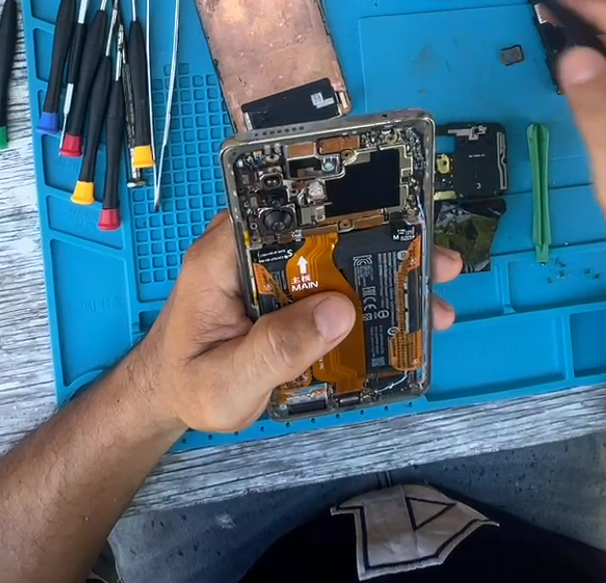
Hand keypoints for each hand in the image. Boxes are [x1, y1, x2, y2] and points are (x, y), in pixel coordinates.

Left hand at [126, 213, 461, 433]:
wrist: (168, 396)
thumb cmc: (185, 385)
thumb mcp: (225, 381)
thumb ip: (274, 349)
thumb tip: (339, 311)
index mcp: (223, 255)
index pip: (282, 214)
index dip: (337, 209)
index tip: (390, 214)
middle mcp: (248, 249)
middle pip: (321, 231)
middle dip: (383, 240)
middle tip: (437, 258)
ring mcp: (269, 267)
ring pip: (334, 254)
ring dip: (384, 268)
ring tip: (437, 287)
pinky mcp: (285, 288)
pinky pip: (331, 281)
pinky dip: (368, 293)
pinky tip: (404, 311)